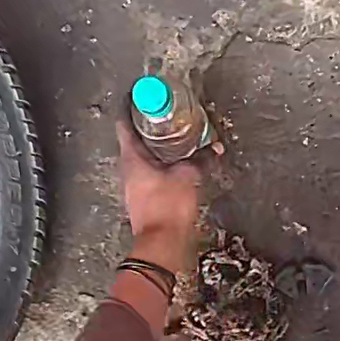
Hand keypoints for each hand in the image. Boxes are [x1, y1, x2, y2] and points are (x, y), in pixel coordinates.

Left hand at [118, 121, 201, 275]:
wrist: (162, 244)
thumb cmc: (168, 207)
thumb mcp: (188, 177)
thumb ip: (200, 160)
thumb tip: (214, 149)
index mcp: (131, 158)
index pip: (125, 124)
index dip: (132, 107)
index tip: (143, 96)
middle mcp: (128, 170)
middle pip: (134, 139)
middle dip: (149, 126)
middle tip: (167, 114)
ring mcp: (134, 185)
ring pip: (143, 157)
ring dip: (157, 146)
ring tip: (176, 136)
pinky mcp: (145, 197)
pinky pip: (151, 173)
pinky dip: (162, 163)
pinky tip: (178, 162)